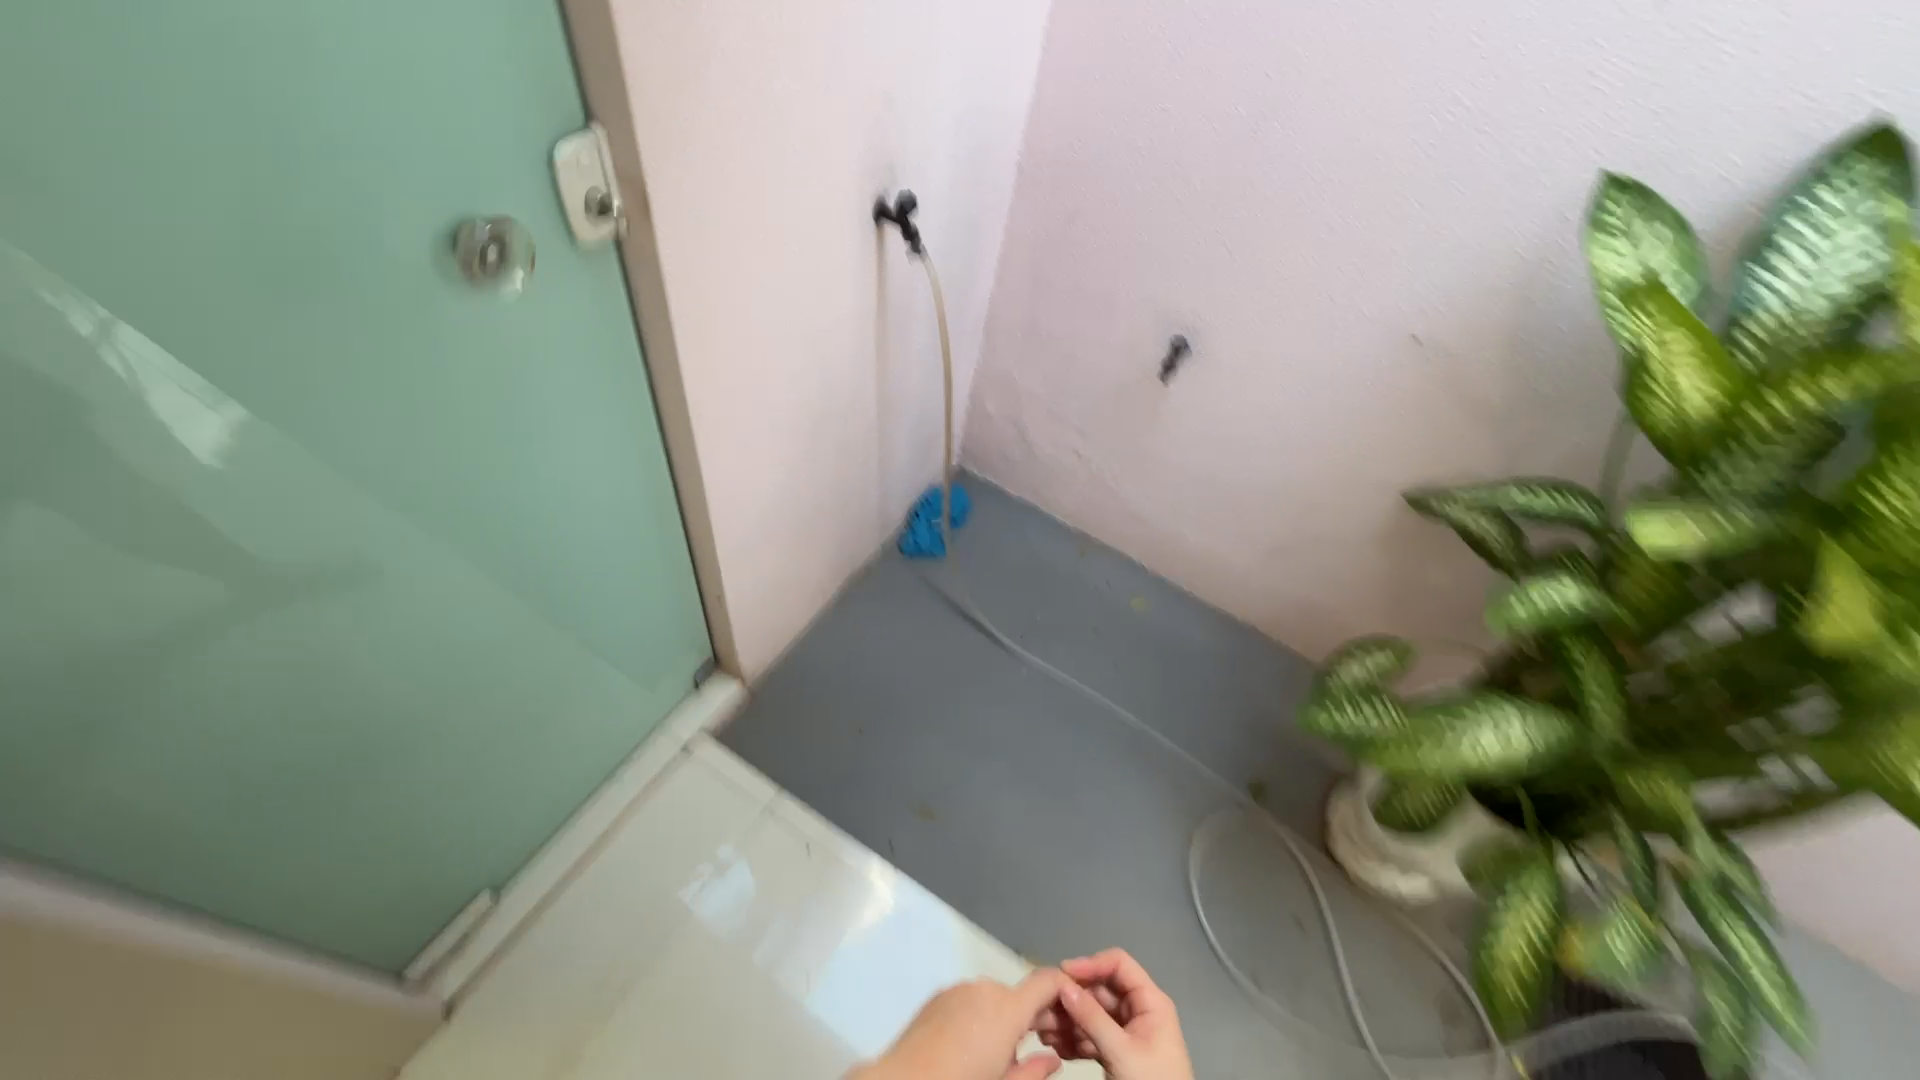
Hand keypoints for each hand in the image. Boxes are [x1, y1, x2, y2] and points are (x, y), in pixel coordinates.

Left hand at [851, 969, 1068, 1079]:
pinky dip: (977, 1016)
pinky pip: (969, 1001)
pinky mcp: (937, 996)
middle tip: (1036, 1048)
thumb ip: (1034, 1071)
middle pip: (1019, 996)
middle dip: (1030, 1017)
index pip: (1046, 981)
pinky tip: (968, 1046)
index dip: (1063, 991)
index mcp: (1007, 1009)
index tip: (1071, 1012)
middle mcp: (985, 988)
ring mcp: (958, 989)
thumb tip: (1053, 1059)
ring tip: (995, 1054)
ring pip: (993, 999)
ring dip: (1001, 1018)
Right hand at [1036, 949, 1193, 1079]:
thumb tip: (1064, 986)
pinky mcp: (1118, 1051)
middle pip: (1101, 990)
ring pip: (1094, 1014)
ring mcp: (1128, 1032)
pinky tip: (1057, 1048)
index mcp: (1150, 1002)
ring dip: (1070, 1022)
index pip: (1119, 965)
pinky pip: (1093, 1035)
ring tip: (1045, 1032)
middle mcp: (1139, 1010)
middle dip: (1074, 999)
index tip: (1063, 972)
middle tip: (1045, 1008)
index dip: (1091, 964)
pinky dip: (1076, 1040)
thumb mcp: (1121, 1051)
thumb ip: (1092, 1018)